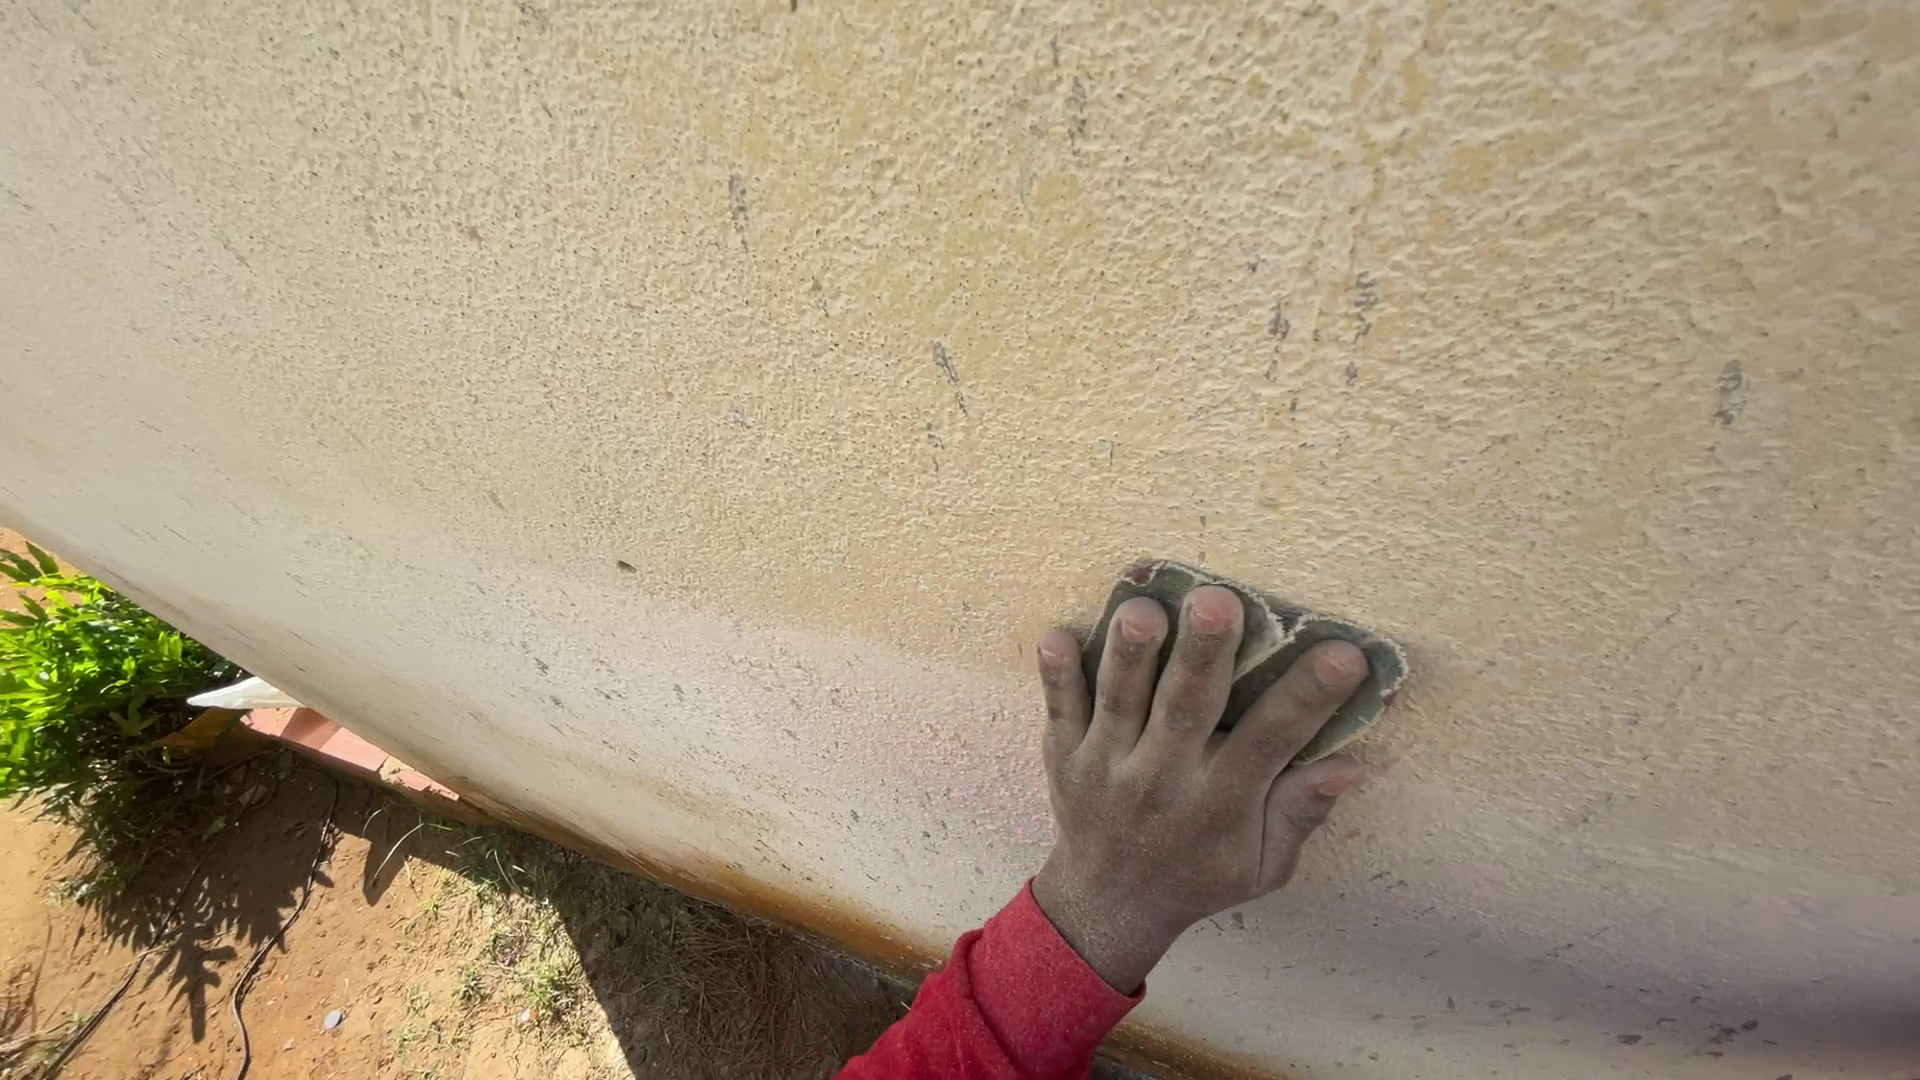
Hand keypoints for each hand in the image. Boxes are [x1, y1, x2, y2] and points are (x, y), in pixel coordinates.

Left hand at [1030, 585, 1369, 992]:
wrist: (1109, 902)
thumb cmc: (1196, 875)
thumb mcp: (1262, 866)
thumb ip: (1299, 813)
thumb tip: (1351, 765)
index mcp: (1218, 803)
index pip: (1270, 742)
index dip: (1308, 698)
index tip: (1345, 653)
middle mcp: (1161, 777)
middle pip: (1185, 707)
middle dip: (1202, 654)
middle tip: (1218, 601)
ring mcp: (1106, 763)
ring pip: (1120, 700)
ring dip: (1130, 656)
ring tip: (1140, 609)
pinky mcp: (1064, 753)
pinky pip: (1060, 708)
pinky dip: (1057, 675)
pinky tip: (1058, 635)